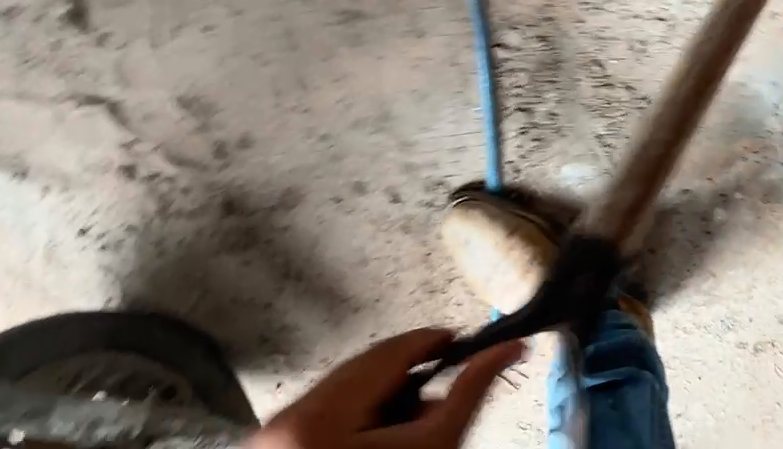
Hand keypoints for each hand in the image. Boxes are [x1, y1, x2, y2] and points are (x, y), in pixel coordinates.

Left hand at [247, 329, 525, 448]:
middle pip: (368, 367)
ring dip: (387, 395)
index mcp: (322, 416)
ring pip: (347, 386)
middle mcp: (287, 419)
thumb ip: (470, 391)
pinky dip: (360, 413)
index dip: (433, 343)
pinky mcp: (277, 444)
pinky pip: (327, 408)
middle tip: (439, 397)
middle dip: (410, 376)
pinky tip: (382, 435)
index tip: (461, 345)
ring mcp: (274, 435)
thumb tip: (508, 348)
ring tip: (411, 425)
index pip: (392, 351)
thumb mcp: (436, 447)